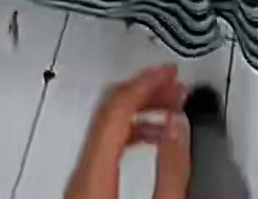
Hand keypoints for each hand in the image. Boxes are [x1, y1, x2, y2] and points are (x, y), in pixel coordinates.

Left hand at [63, 64, 190, 198]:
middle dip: (145, 89)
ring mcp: (79, 182)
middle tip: (173, 83)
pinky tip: (152, 134)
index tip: (168, 71)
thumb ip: (169, 168)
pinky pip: (104, 144)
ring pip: (106, 125)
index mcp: (93, 174)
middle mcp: (80, 174)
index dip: (146, 81)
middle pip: (110, 110)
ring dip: (140, 107)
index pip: (116, 105)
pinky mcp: (84, 190)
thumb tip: (179, 123)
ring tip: (170, 106)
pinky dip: (130, 128)